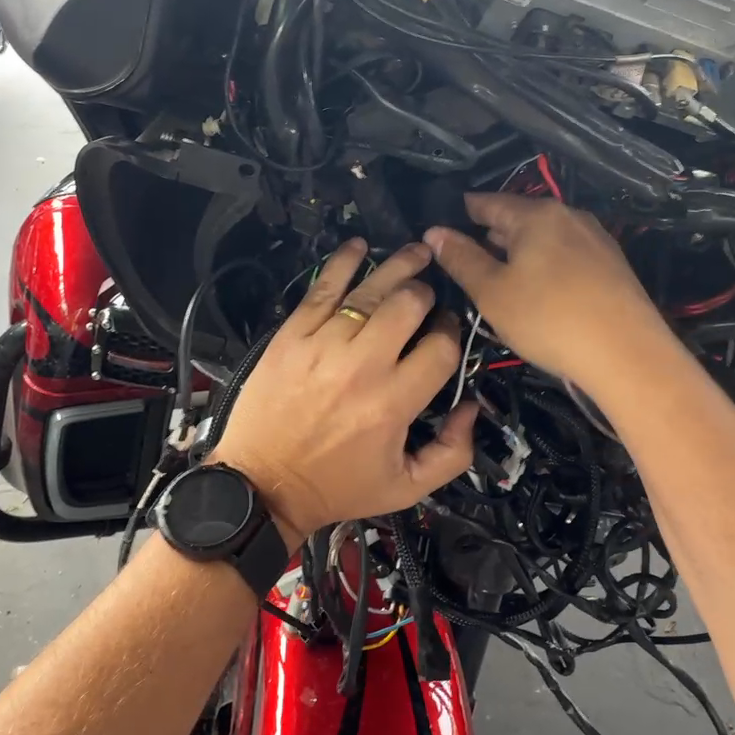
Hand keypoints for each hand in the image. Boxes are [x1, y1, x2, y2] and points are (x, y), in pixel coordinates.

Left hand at [209, 239, 476, 544]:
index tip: (448, 330)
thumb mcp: (407, 488)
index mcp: (394, 403)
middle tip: (427, 298)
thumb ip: (453, 453)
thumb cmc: (338, 486)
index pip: (441, 348)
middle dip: (427, 295)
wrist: (263, 485)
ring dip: (399, 266)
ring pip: (370, 289)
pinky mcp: (291, 334)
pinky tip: (359, 246)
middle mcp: (362, 366)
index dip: (453, 332)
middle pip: (409, 305)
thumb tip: (471, 407)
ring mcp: (323, 344)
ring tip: (417, 253)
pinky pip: (322, 287)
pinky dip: (343, 261)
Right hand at [423, 193, 670, 387]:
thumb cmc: (549, 319)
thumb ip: (461, 259)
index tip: (442, 225)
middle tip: (464, 255)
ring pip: (545, 238)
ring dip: (520, 252)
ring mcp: (596, 240)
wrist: (627, 355)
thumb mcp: (492, 292)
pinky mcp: (613, 266)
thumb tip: (434, 232)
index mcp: (537, 215)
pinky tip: (538, 290)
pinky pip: (566, 255)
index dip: (462, 213)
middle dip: (491, 234)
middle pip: (520, 218)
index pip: (488, 202)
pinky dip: (545, 265)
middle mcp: (569, 216)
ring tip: (497, 275)